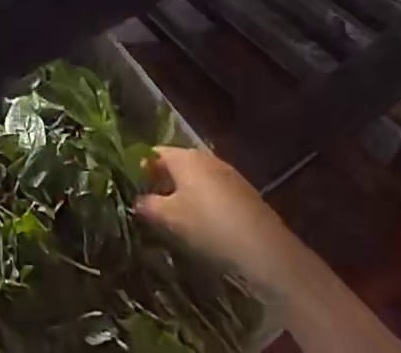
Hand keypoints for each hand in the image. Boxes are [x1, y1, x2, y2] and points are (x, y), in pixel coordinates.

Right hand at [135, 146, 299, 287]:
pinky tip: (204, 220)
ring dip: (184, 189)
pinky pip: (214, 187)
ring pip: (196, 175)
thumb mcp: (170, 218)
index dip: (142, 167)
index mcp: (183, 157)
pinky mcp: (243, 190)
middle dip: (163, 179)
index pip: (154, 153)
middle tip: (152, 202)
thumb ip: (148, 206)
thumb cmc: (209, 225)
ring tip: (177, 214)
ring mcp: (227, 172)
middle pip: (176, 162)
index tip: (135, 187)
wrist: (265, 249)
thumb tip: (135, 201)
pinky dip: (204, 198)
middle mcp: (204, 157)